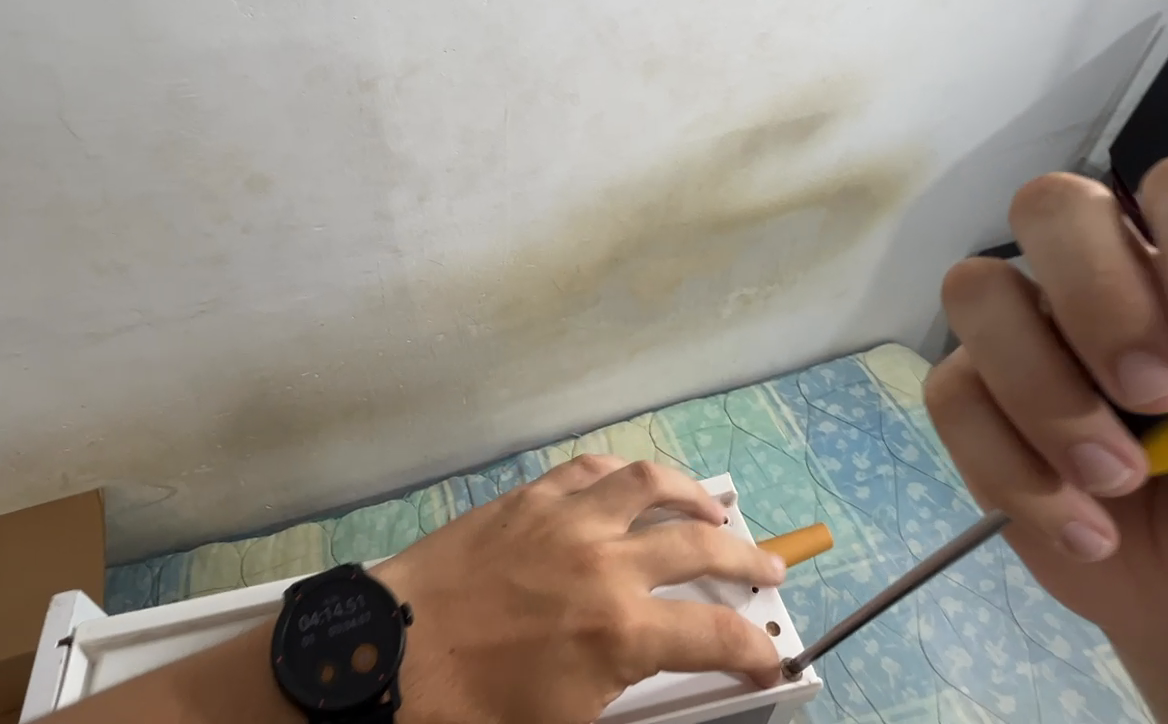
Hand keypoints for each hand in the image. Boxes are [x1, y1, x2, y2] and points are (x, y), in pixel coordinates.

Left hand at [374, 455, 787, 723]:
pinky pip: (589, 469)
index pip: (717, 635)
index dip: (755, 648)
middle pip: (700, 545)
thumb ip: (628, 692)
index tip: (771, 654)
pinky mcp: (531, 497)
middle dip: (746, 558)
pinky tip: (632, 482)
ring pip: (648, 483)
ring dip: (691, 493)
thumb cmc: (478, 706)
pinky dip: (622, 473)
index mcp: (620, 631)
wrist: (395, 652)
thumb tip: (657, 669)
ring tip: (712, 504)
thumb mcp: (569, 721)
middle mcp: (605, 561)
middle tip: (768, 566)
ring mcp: (567, 518)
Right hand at [927, 150, 1167, 669]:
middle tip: (1161, 394)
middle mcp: (1107, 285)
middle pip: (1050, 207)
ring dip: (1041, 388)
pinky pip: (952, 396)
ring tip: (1120, 478)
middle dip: (1097, 298)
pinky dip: (1013, 465)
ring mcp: (1028, 339)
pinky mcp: (976, 402)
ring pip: (976, 291)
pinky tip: (1087, 527)